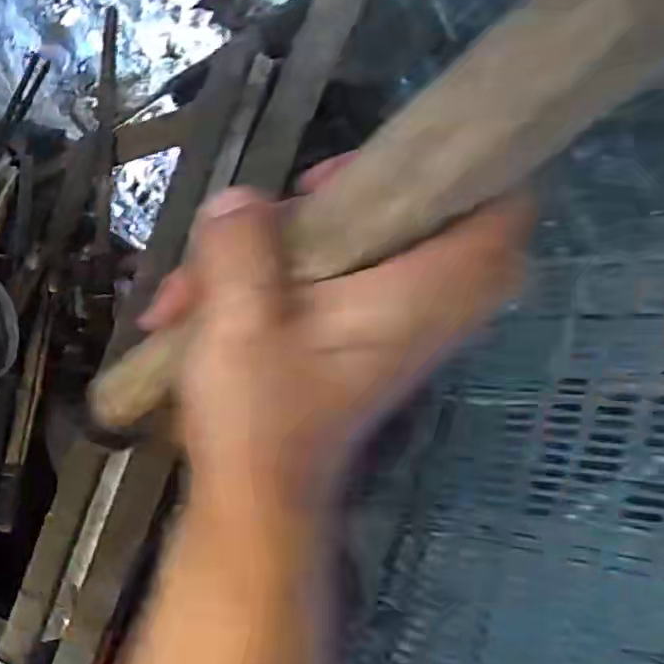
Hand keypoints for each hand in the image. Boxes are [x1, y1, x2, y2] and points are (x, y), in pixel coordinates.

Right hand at [140, 155, 531, 506]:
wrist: (249, 493)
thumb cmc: (257, 411)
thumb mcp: (237, 320)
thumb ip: (239, 247)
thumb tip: (234, 200)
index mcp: (430, 285)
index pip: (486, 191)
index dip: (406, 170)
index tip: (318, 185)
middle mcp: (424, 301)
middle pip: (376, 217)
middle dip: (280, 226)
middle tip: (220, 246)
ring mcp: (380, 326)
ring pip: (326, 255)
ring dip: (246, 265)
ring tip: (177, 301)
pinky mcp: (341, 345)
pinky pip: (306, 290)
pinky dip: (251, 293)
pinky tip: (186, 317)